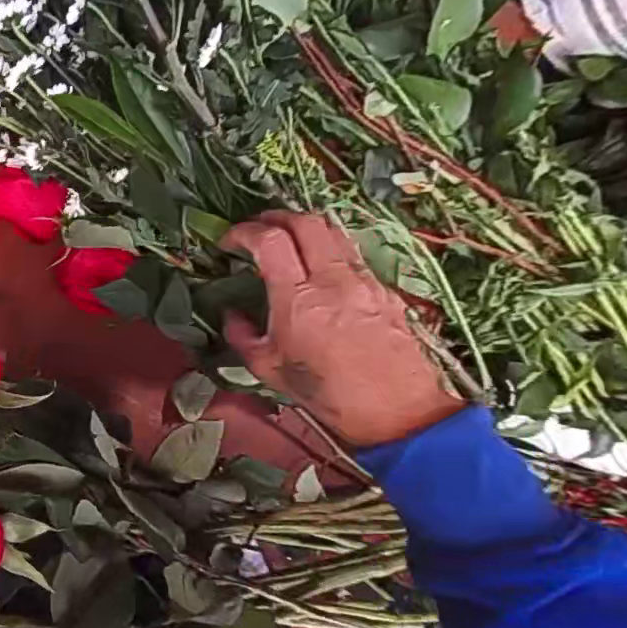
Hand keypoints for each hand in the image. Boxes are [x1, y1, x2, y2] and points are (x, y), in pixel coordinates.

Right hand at [221, 212, 465, 447]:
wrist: (396, 410)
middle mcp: (332, 279)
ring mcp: (362, 280)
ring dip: (305, 227)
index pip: (269, 241)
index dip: (244, 231)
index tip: (230, 240)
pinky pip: (351, 254)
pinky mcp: (383, 288)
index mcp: (297, 300)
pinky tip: (320, 269)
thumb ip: (242, 335)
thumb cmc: (327, 394)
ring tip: (289, 239)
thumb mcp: (269, 370)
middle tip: (259, 228)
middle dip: (276, 216)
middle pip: (304, 221)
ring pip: (333, 231)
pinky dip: (329, 249)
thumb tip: (232, 314)